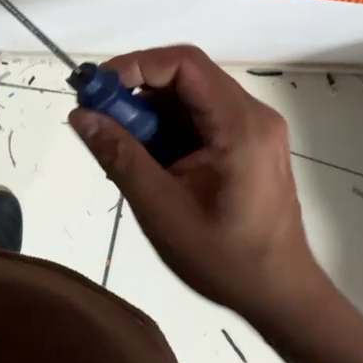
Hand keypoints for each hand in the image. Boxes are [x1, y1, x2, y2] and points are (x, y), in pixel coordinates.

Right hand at [68, 45, 330, 324]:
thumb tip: (80, 113)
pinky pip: (195, 116)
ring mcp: (251, 129)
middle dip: (135, 91)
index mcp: (240, 126)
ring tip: (122, 149)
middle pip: (183, 75)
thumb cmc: (226, 258)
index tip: (97, 91)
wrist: (282, 299)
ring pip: (186, 96)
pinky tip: (147, 161)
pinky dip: (163, 128)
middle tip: (100, 118)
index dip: (134, 65)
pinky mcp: (245, 144)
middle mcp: (252, 116)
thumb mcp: (161, 208)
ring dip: (147, 112)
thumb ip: (119, 155)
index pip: (183, 63)